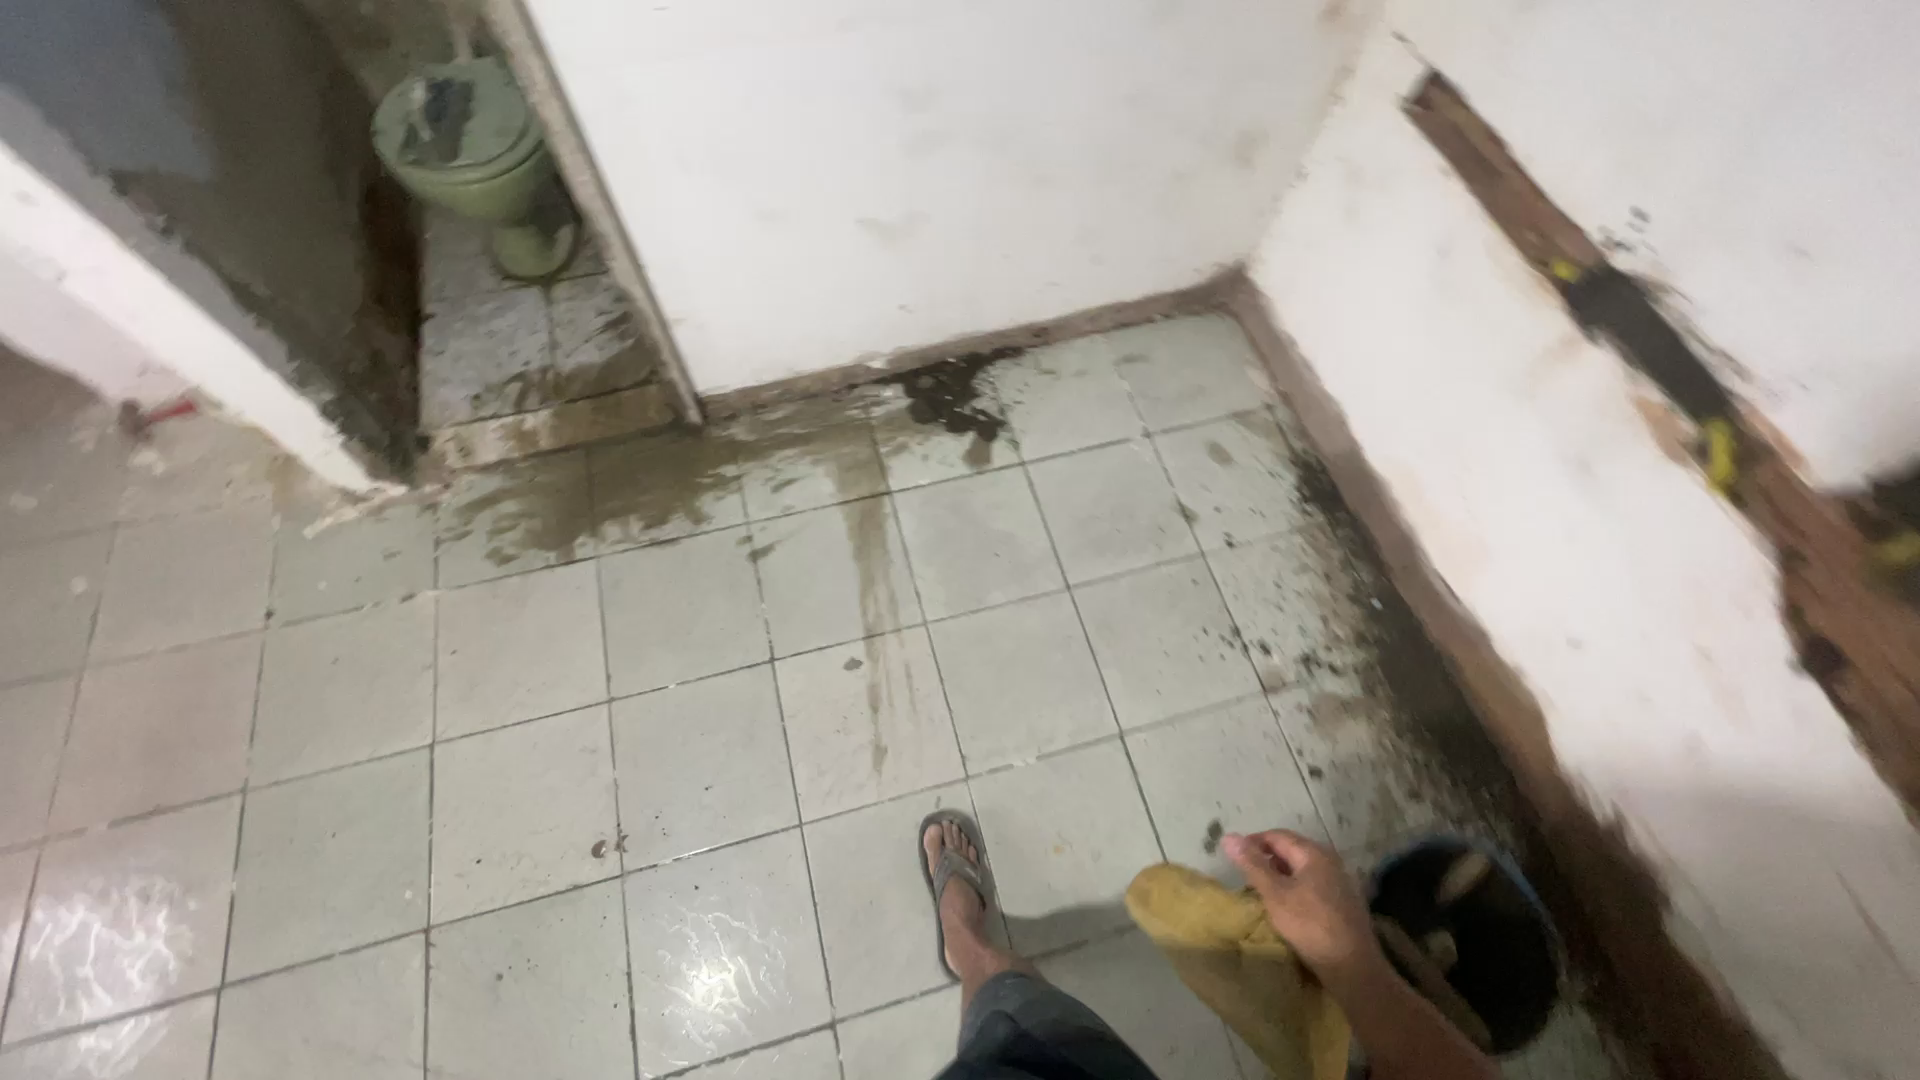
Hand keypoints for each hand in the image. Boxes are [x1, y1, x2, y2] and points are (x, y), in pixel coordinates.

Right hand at [1223, 829, 1383, 991]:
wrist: (1353, 967)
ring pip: (1301, 867)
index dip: (1252, 842)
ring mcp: (1339, 880)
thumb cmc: (1310, 925)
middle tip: (1246, 874)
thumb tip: (1228, 836)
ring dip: (1280, 873)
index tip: (1234, 858)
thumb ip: (1252, 864)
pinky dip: (1295, 885)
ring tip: (1262, 889)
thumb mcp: (1274, 894)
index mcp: (1313, 853)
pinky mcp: (1343, 900)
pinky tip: (1287, 904)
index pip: (1276, 835)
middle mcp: (1329, 860)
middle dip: (1266, 857)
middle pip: (1290, 849)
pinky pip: (1313, 882)